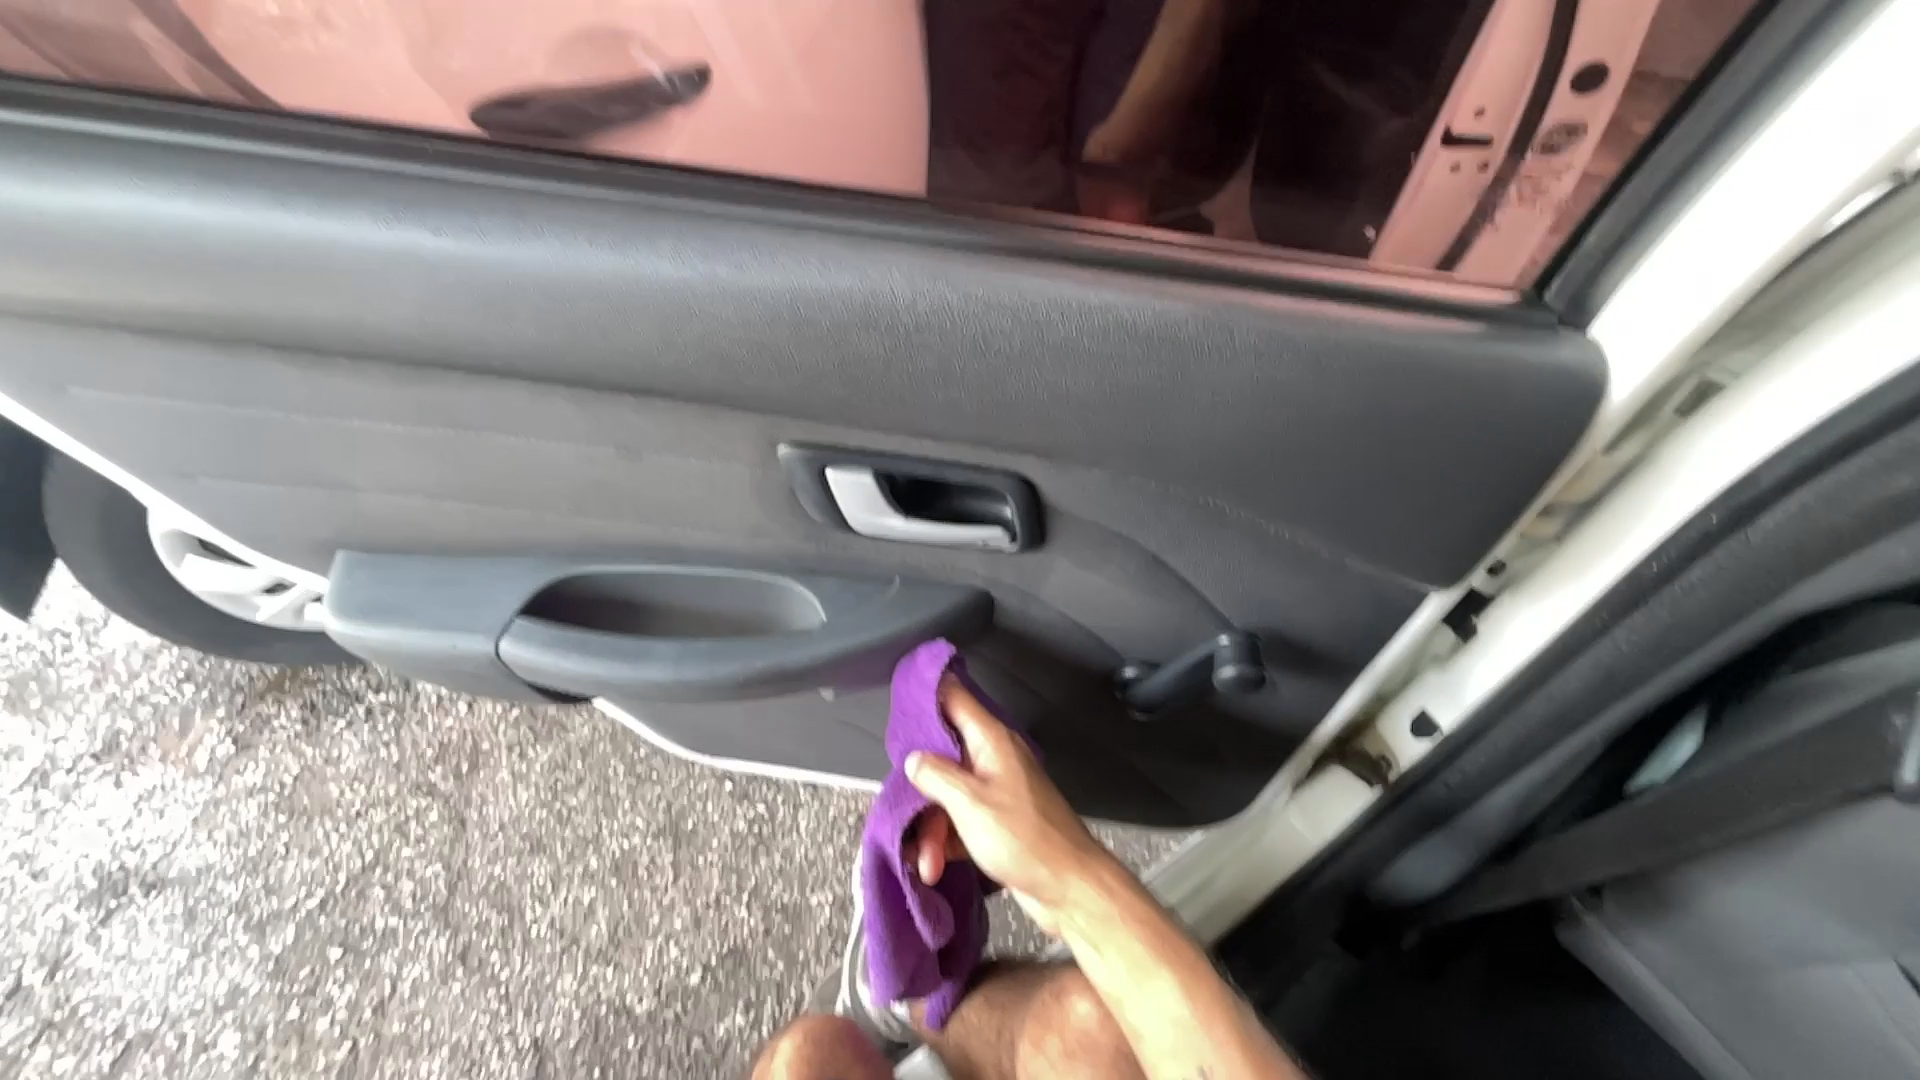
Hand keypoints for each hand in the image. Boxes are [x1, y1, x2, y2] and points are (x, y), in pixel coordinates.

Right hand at [904, 676, 1118, 930]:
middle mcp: (993, 758)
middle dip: (919, 789)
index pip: (953, 697)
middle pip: (941, 755)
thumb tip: (913, 759)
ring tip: (927, 862)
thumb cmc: (1024, 838)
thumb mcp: (969, 802)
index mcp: (991, 740)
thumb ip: (935, 774)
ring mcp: (995, 790)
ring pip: (946, 794)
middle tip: (905, 815)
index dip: (924, 694)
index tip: (897, 703)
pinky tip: (934, 866)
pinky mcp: (996, 821)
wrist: (1068, 888)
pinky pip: (959, 821)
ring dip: (931, 829)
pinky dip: (945, 842)